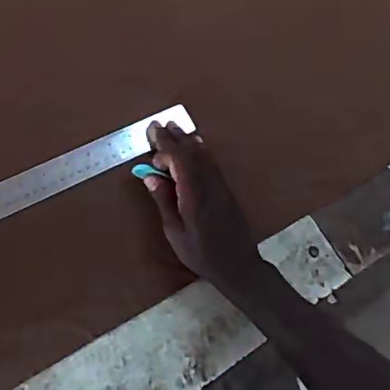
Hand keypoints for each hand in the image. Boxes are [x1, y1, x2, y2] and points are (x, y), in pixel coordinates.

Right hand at [139, 122, 270, 296]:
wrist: (238, 265)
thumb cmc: (202, 253)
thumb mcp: (175, 232)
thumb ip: (163, 201)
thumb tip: (151, 177)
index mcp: (193, 193)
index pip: (178, 160)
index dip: (164, 149)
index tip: (152, 142)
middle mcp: (208, 183)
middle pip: (191, 152)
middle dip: (173, 137)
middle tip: (158, 124)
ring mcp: (220, 184)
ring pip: (203, 154)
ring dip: (187, 140)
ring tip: (174, 129)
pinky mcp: (225, 189)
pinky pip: (211, 162)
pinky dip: (199, 150)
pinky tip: (195, 146)